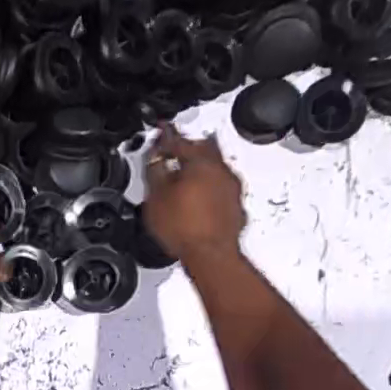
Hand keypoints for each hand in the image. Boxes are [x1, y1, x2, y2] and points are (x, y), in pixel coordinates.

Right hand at [142, 124, 244, 265]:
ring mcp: (232, 188)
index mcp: (200, 161)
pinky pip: (221, 188)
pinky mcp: (236, 206)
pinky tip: (198, 200)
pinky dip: (208, 188)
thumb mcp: (156, 198)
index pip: (179, 140)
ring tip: (184, 178)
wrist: (209, 256)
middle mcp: (221, 169)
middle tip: (174, 152)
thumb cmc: (185, 229)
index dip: (165, 137)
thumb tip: (154, 158)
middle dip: (188, 147)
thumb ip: (155, 172)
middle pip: (204, 147)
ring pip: (215, 167)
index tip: (159, 134)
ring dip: (199, 168)